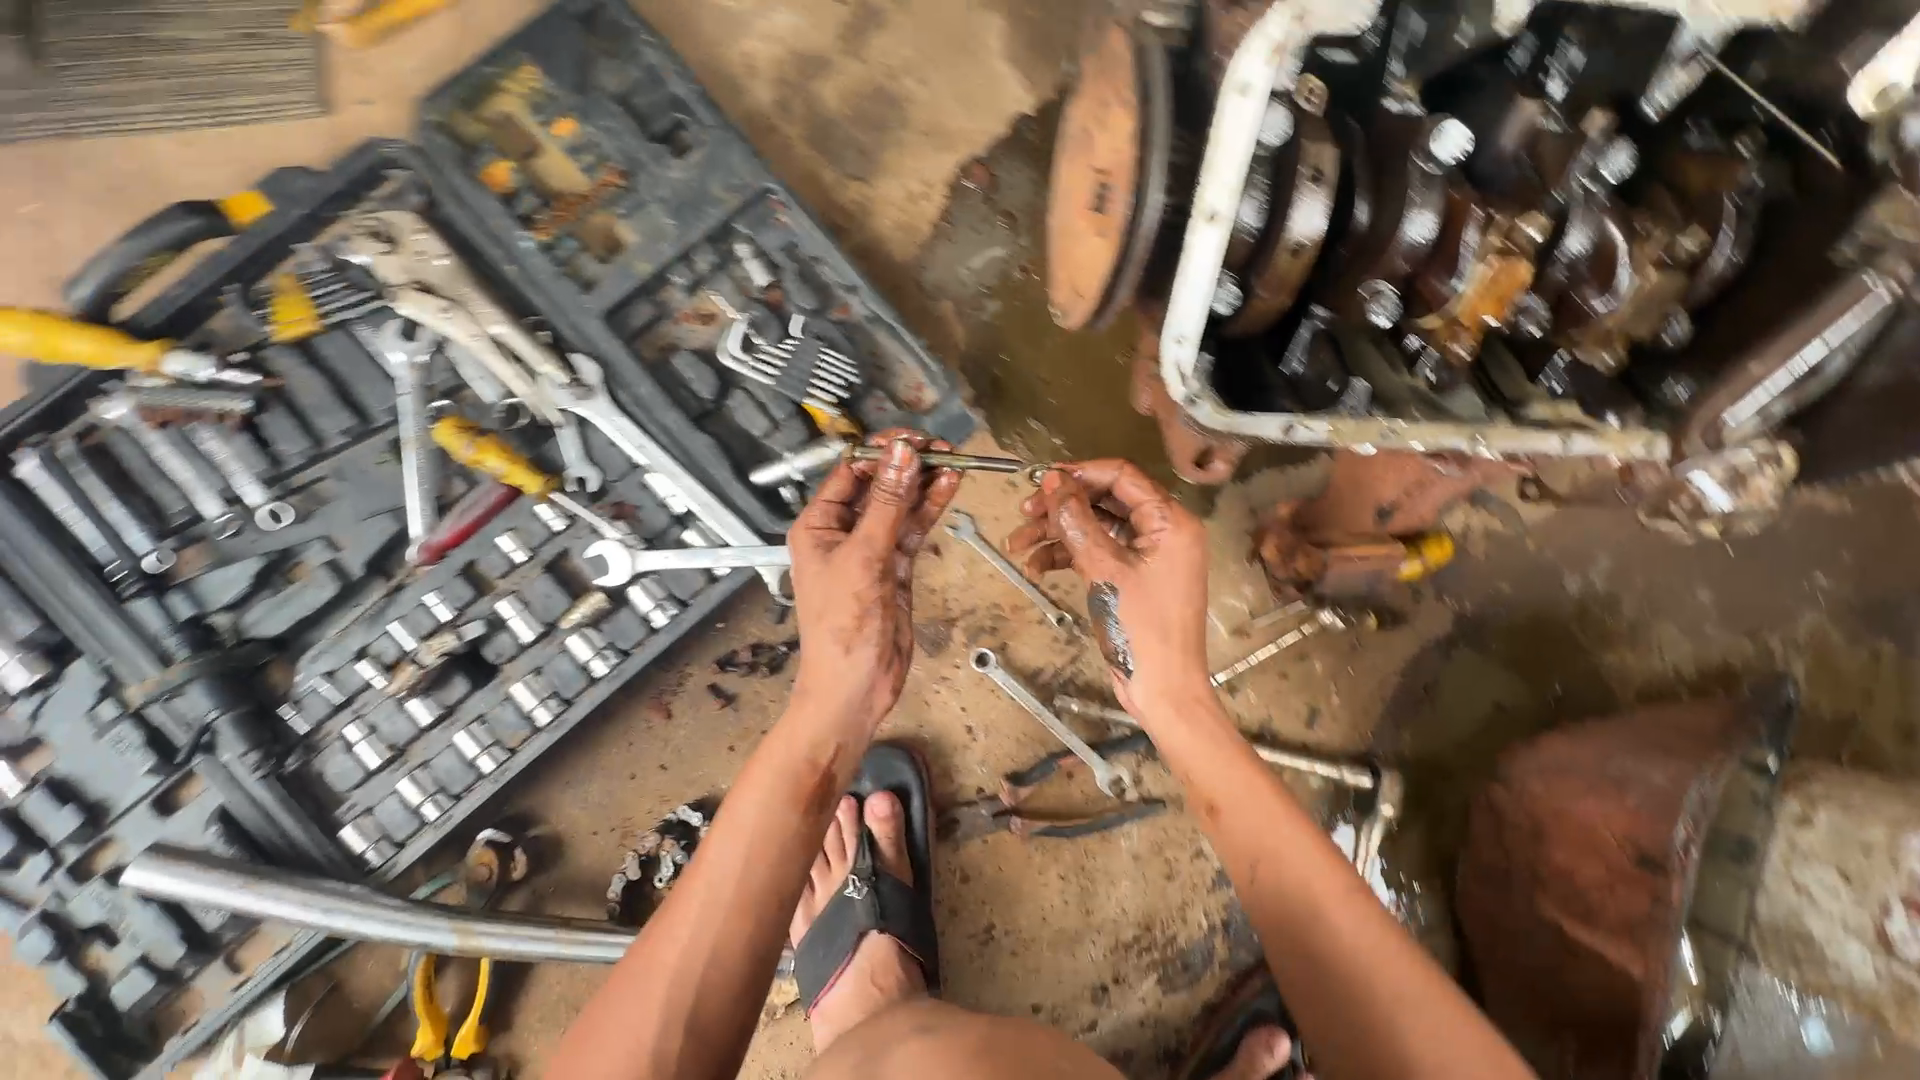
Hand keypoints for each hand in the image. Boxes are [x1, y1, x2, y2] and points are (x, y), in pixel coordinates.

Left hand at [787, 431, 960, 731]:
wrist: (856, 685)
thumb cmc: (843, 626)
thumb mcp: (864, 556)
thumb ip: (888, 504)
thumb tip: (903, 454)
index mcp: (818, 525)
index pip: (850, 473)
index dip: (881, 453)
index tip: (913, 439)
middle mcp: (842, 532)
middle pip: (879, 485)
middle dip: (908, 465)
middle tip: (941, 448)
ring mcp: (872, 550)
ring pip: (901, 506)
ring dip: (924, 485)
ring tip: (953, 461)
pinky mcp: (896, 568)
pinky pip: (914, 530)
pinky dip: (931, 510)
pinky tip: (949, 489)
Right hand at [1007, 460, 1211, 716]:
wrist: (1163, 688)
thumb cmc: (1141, 628)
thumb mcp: (1104, 570)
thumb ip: (1077, 521)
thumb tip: (1053, 481)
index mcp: (1170, 520)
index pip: (1122, 476)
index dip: (1079, 473)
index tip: (1040, 480)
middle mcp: (1163, 530)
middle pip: (1106, 500)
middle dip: (1062, 506)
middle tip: (1023, 512)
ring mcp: (1148, 555)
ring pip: (1097, 527)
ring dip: (1057, 532)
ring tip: (1019, 544)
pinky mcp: (1133, 576)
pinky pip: (1098, 552)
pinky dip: (1068, 556)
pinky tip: (1038, 565)